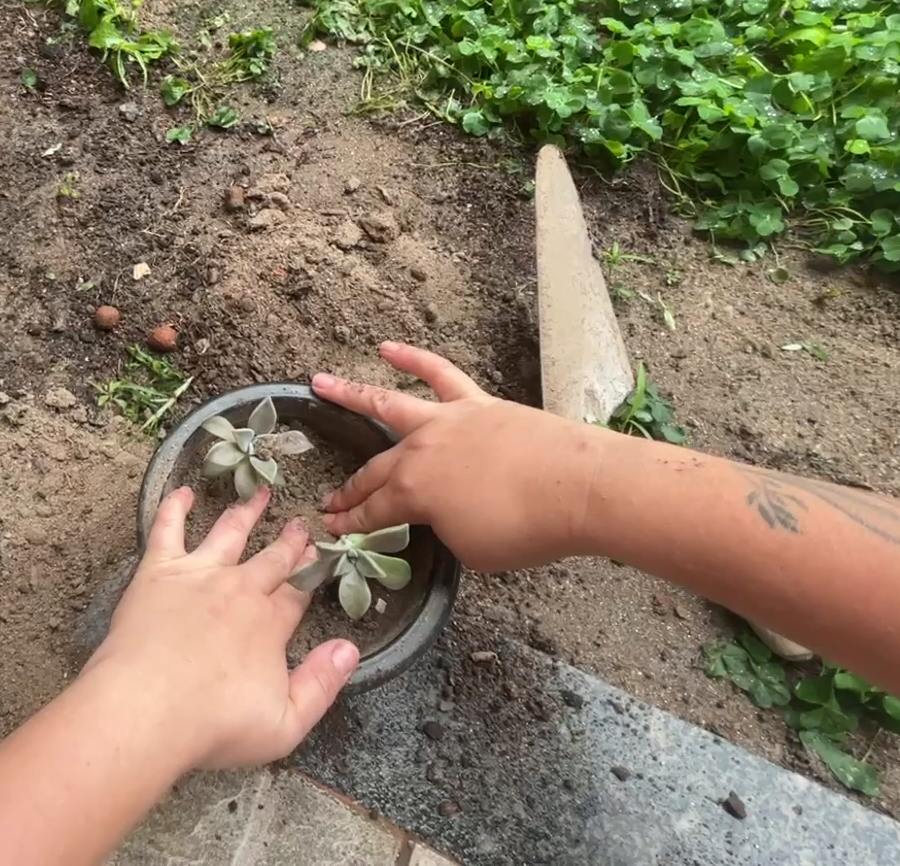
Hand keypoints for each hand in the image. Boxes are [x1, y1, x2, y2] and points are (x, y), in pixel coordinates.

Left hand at [85, 486, 358, 769]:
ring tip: (259, 492)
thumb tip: (349, 648)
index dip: (309, 571)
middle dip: (288, 540)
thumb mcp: (285, 724)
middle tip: (299, 522)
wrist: (148, 706)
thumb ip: (321, 684)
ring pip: (229, 532)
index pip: (297, 591)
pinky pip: (168, 528)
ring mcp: (199, 573)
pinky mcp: (159, 569)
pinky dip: (176, 506)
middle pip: (270, 559)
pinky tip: (183, 491)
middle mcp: (239, 589)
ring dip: (246, 511)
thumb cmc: (214, 724)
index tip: (318, 552)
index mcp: (269, 624)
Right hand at [310, 342, 606, 571]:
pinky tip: (389, 348)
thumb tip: (442, 513)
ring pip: (386, 404)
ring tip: (320, 381)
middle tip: (329, 499)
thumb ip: (445, 529)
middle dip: (349, 489)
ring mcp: (443, 422)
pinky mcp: (473, 404)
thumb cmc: (526, 528)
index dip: (350, 524)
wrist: (579, 488)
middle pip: (374, 471)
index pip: (372, 512)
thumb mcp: (472, 550)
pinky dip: (413, 359)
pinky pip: (439, 374)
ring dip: (348, 393)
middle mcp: (417, 452)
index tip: (331, 528)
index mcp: (413, 493)